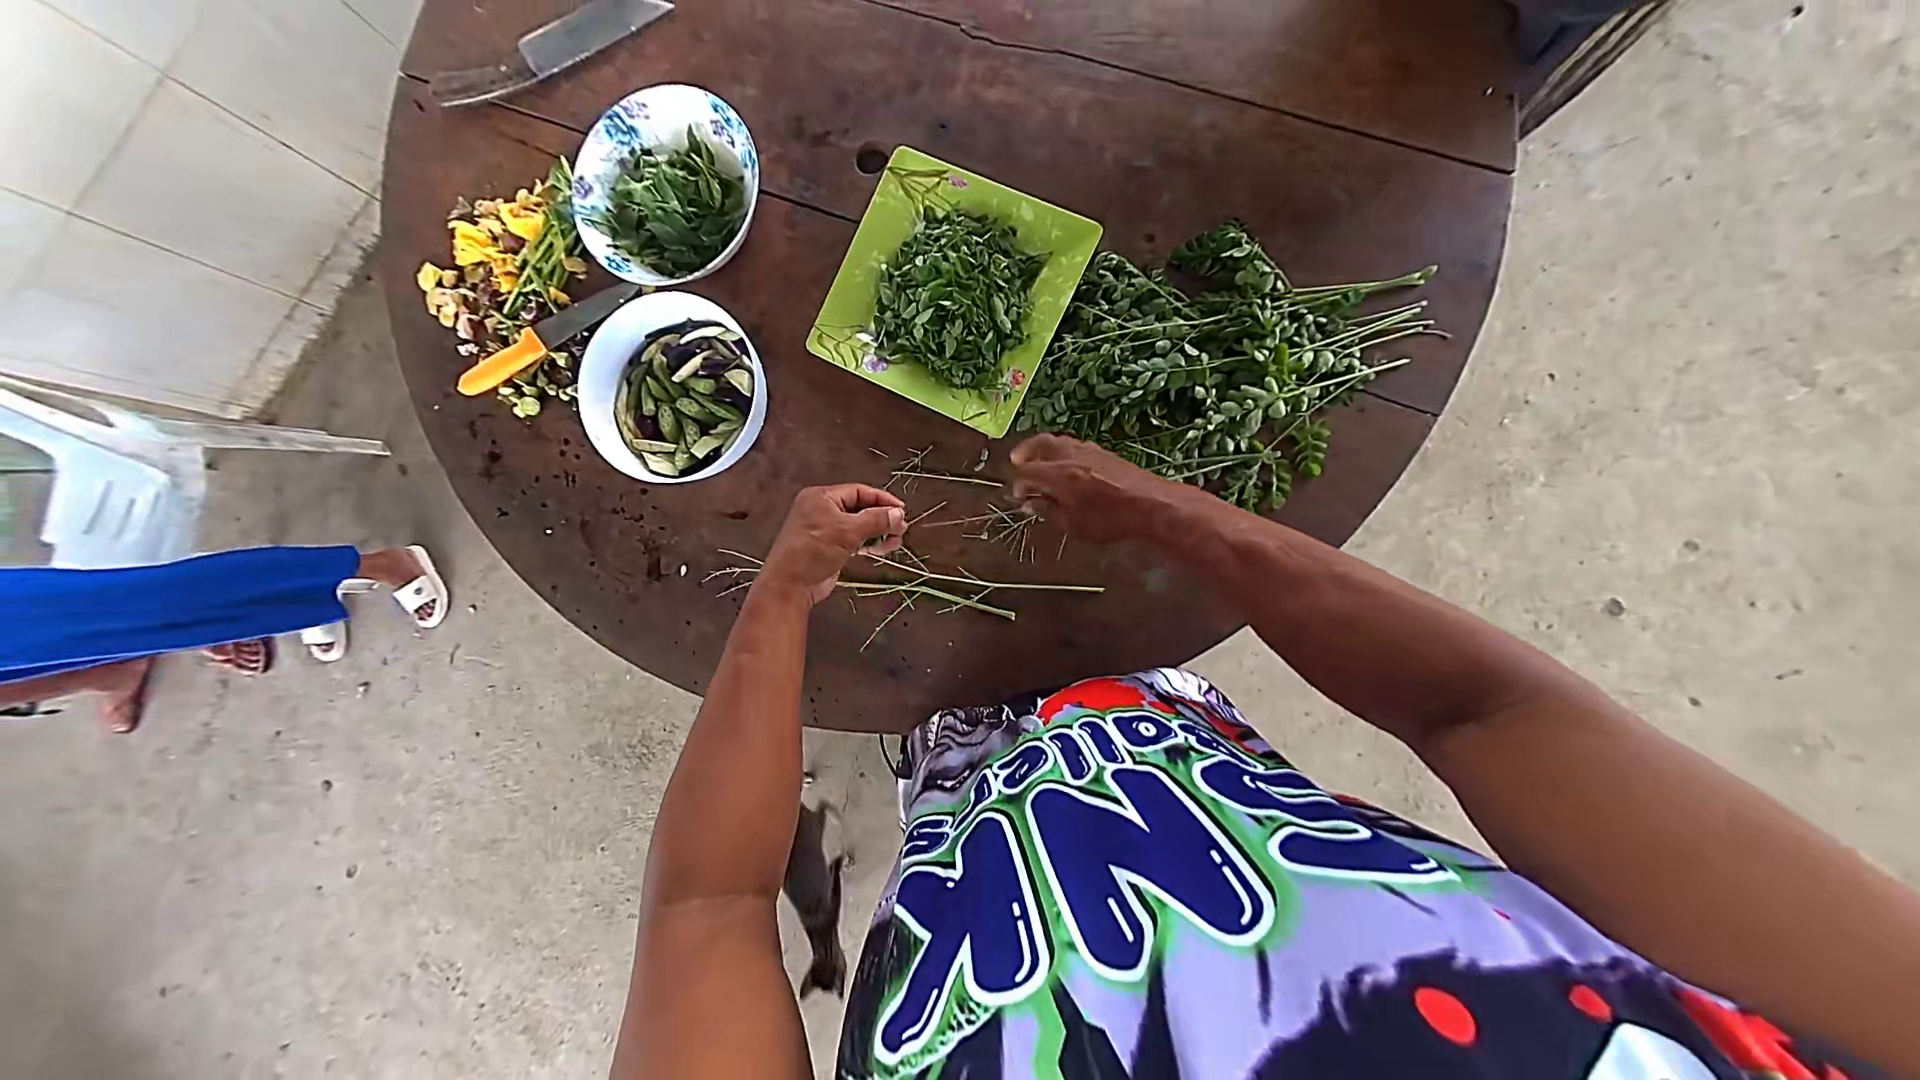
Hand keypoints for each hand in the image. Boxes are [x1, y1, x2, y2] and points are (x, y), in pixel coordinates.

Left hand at [759, 484, 907, 604]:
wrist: (790, 585)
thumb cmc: (814, 551)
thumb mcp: (848, 531)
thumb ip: (876, 520)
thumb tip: (899, 513)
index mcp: (821, 497)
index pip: (858, 491)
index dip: (882, 500)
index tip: (901, 509)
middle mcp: (822, 510)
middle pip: (860, 508)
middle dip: (881, 518)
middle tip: (901, 528)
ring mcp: (825, 529)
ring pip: (859, 526)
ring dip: (878, 532)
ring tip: (896, 541)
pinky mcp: (829, 547)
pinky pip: (854, 540)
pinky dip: (869, 543)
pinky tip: (884, 548)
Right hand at [1011, 434, 1178, 543]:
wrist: (1151, 504)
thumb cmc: (1110, 520)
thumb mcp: (1073, 525)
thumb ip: (1049, 510)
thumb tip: (1031, 503)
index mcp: (1059, 474)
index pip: (1026, 472)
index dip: (1017, 484)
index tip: (1018, 497)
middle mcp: (1070, 456)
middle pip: (1039, 444)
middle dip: (1024, 453)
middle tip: (1016, 463)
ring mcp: (1088, 450)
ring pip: (1057, 441)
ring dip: (1042, 449)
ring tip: (1037, 462)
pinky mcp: (1103, 452)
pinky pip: (1073, 445)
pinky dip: (1060, 451)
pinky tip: (1063, 465)